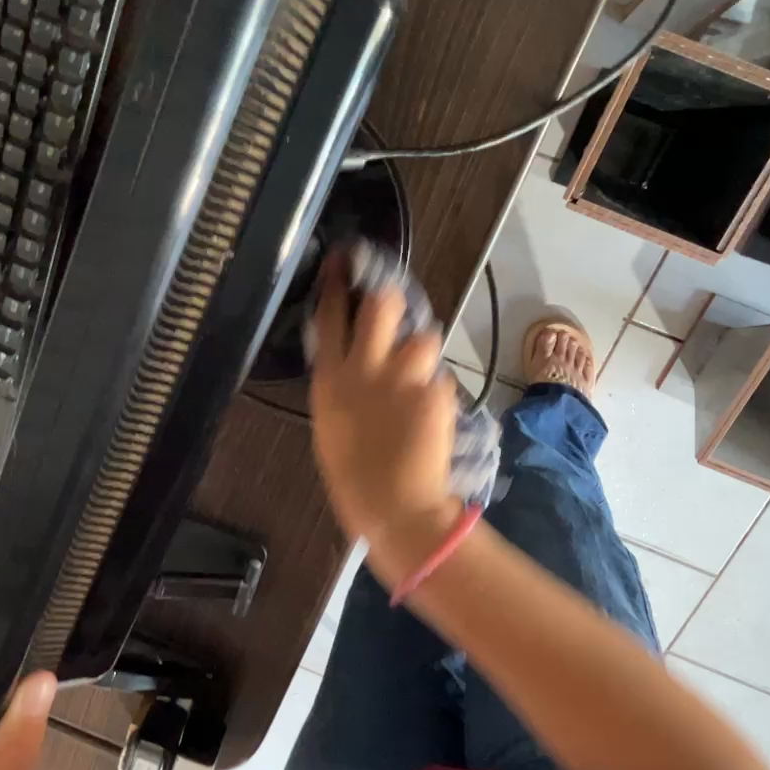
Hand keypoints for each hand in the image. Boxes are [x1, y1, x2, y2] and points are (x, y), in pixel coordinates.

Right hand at [308, 258, 459, 547]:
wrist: (397, 508)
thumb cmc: (354, 476)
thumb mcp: (331, 425)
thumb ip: (340, 386)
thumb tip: (352, 361)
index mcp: (329, 381)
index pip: (329, 316)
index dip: (336, 284)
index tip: (343, 262)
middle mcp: (364, 370)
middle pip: (382, 305)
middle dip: (389, 298)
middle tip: (393, 306)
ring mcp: (404, 378)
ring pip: (422, 338)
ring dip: (421, 351)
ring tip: (419, 375)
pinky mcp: (437, 392)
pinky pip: (439, 376)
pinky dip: (436, 388)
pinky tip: (431, 412)